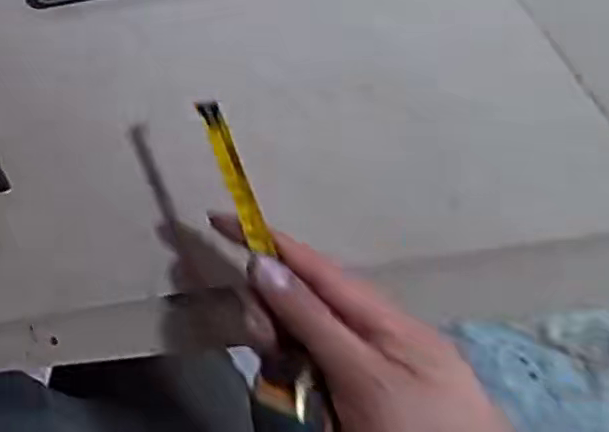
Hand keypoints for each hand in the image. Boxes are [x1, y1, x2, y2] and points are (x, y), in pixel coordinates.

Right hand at [211, 214, 512, 431]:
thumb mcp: (365, 377)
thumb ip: (311, 317)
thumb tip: (259, 260)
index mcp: (393, 324)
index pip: (317, 266)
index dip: (266, 240)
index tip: (216, 218)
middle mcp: (381, 337)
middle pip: (303, 297)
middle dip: (269, 306)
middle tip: (260, 338)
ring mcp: (373, 366)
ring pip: (299, 328)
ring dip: (277, 338)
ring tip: (277, 366)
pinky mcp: (361, 390)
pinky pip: (309, 357)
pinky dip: (290, 362)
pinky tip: (290, 381)